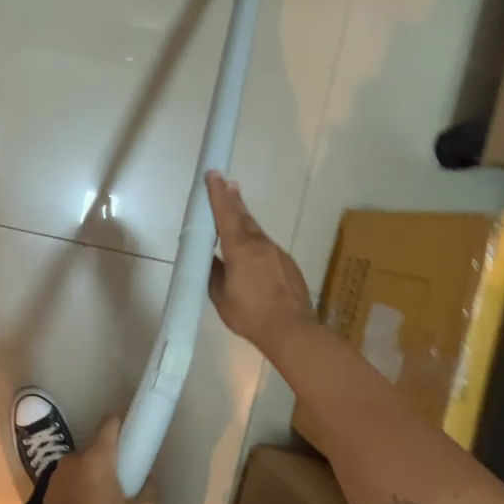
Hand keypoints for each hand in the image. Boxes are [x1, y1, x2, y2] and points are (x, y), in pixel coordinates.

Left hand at [41, 417, 158, 503]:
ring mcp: (55, 478)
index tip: (133, 434)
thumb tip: (145, 477)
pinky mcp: (46, 495)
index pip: (109, 424)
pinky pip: (69, 482)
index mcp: (96, 460)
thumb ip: (150, 489)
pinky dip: (79, 488)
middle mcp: (71, 461)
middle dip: (108, 458)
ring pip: (80, 466)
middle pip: (94, 448)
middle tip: (123, 480)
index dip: (122, 425)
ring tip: (105, 501)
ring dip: (92, 475)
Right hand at [205, 170, 317, 356]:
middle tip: (227, 182)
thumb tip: (212, 260)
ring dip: (244, 219)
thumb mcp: (221, 296)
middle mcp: (260, 244)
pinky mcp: (287, 264)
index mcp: (240, 248)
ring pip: (256, 231)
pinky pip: (266, 247)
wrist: (292, 329)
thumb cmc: (250, 314)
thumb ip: (214, 274)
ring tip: (236, 210)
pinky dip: (255, 242)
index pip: (225, 214)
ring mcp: (276, 253)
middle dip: (233, 199)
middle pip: (243, 216)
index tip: (213, 174)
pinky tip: (250, 253)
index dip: (217, 194)